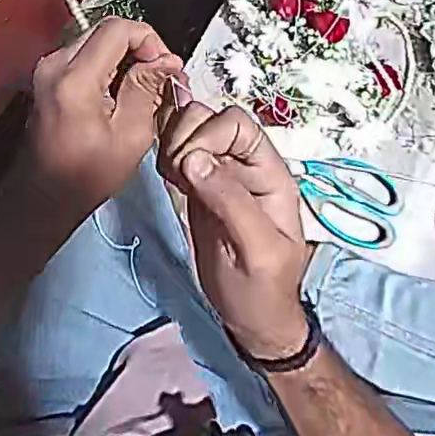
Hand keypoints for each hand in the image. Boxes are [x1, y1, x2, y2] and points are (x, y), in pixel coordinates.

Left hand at [4, 18, 181, 231]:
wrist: (43, 199)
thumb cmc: (82, 178)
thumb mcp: (131, 135)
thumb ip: (148, 88)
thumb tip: (166, 60)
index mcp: (74, 80)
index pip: (118, 29)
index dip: (149, 39)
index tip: (164, 62)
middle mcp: (54, 66)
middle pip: (107, 30)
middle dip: (139, 46)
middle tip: (160, 72)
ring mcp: (47, 69)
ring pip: (97, 39)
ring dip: (125, 55)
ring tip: (143, 85)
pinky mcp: (47, 76)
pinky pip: (85, 54)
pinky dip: (108, 64)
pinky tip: (121, 90)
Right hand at [157, 103, 310, 360]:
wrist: (252, 318)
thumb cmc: (264, 288)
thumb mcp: (258, 251)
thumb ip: (231, 202)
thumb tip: (193, 158)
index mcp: (268, 171)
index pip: (237, 123)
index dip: (209, 136)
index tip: (190, 169)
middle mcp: (243, 163)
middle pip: (208, 117)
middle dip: (184, 137)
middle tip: (176, 176)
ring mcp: (219, 170)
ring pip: (188, 127)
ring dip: (171, 145)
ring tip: (173, 180)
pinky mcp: (196, 182)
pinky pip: (176, 149)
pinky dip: (165, 155)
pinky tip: (170, 180)